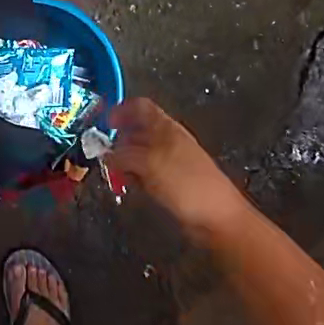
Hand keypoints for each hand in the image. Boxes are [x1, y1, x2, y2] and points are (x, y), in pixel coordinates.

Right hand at [108, 97, 254, 243]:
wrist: (219, 217)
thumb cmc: (184, 182)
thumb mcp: (148, 164)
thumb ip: (123, 156)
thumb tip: (106, 155)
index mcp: (165, 128)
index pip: (140, 107)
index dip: (121, 110)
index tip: (105, 123)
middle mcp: (168, 140)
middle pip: (138, 130)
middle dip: (119, 140)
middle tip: (104, 155)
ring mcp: (171, 161)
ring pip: (141, 153)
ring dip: (126, 161)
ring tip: (115, 174)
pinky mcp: (173, 181)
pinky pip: (148, 172)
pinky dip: (136, 176)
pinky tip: (131, 186)